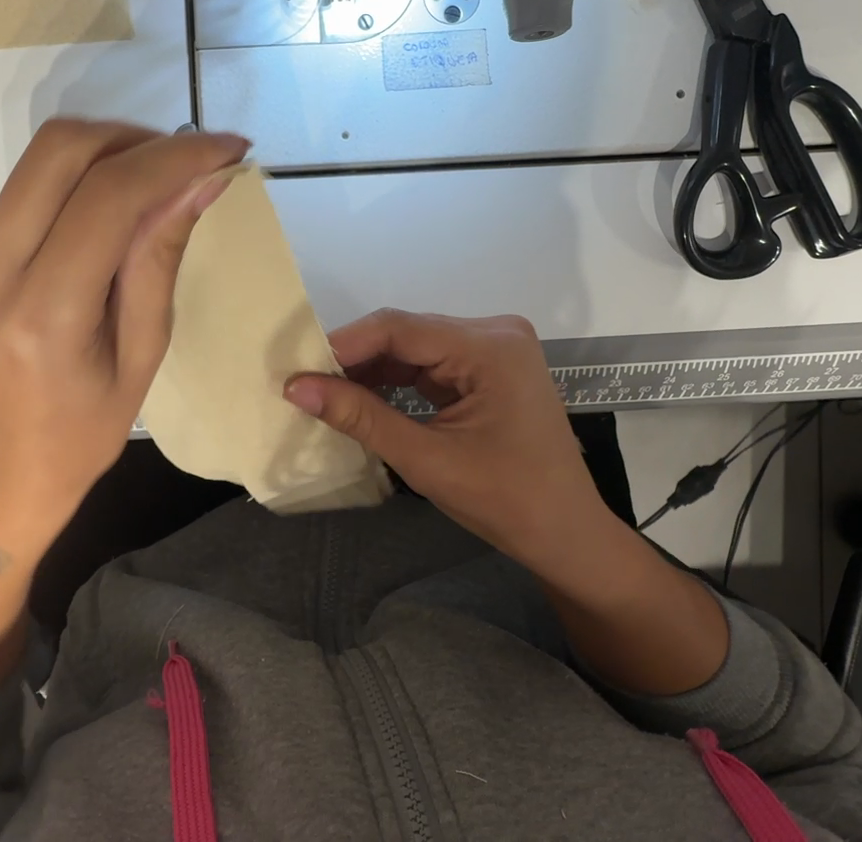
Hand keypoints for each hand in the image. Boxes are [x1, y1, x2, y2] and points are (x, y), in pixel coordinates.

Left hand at [0, 120, 249, 559]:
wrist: (4, 463)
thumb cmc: (86, 427)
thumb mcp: (143, 354)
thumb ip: (160, 258)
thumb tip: (201, 180)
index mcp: (40, 317)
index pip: (108, 198)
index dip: (175, 158)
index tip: (228, 147)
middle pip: (60, 150)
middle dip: (137, 139)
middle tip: (188, 164)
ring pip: (40, 160)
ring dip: (109, 154)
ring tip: (159, 186)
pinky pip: (26, 190)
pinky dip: (78, 184)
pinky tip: (108, 221)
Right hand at [282, 309, 612, 570]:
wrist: (566, 534)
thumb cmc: (506, 501)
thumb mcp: (426, 459)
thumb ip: (361, 418)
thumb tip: (296, 387)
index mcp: (490, 347)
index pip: (400, 328)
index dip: (344, 345)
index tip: (296, 369)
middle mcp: (494, 333)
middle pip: (407, 333)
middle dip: (354, 359)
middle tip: (304, 383)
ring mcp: (494, 350)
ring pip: (415, 348)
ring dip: (372, 370)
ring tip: (324, 393)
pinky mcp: (489, 369)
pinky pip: (431, 365)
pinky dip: (396, 381)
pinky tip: (362, 398)